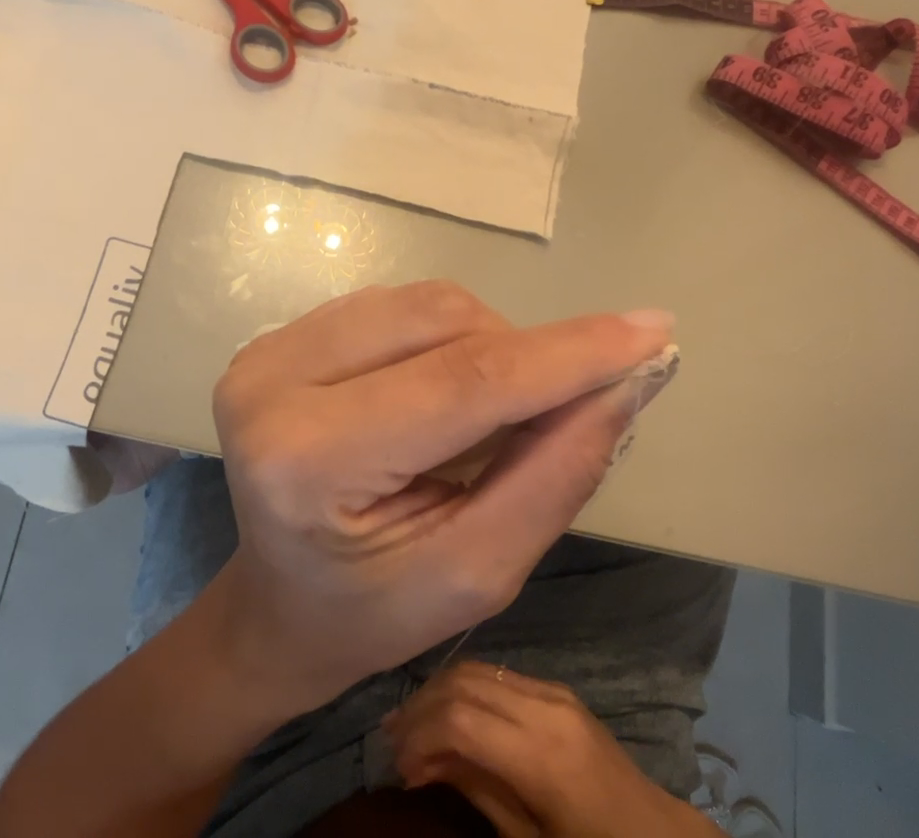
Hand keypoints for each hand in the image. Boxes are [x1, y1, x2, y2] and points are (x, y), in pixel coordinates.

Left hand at [204, 280, 672, 711]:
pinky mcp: (274, 338)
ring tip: (482, 425)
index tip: (653, 333)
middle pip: (444, 323)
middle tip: (555, 415)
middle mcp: (270, 383)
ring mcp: (265, 351)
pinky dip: (444, 342)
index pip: (462, 383)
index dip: (565, 356)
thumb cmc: (370, 612)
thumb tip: (624, 385)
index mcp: (308, 460)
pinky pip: (393, 308)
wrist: (277, 605)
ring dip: (485, 348)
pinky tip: (438, 399)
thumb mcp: (473, 574)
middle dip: (525, 358)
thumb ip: (551, 477)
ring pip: (423, 304)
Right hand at [385, 661, 710, 837]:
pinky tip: (447, 713)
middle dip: (419, 709)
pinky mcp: (556, 689)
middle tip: (395, 743)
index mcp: (541, 754)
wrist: (652, 831)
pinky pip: (498, 674)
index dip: (418, 737)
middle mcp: (545, 707)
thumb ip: (474, 788)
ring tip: (412, 726)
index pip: (459, 719)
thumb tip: (421, 762)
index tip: (400, 767)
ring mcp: (553, 692)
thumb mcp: (526, 836)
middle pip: (461, 683)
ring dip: (436, 692)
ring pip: (476, 668)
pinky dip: (463, 688)